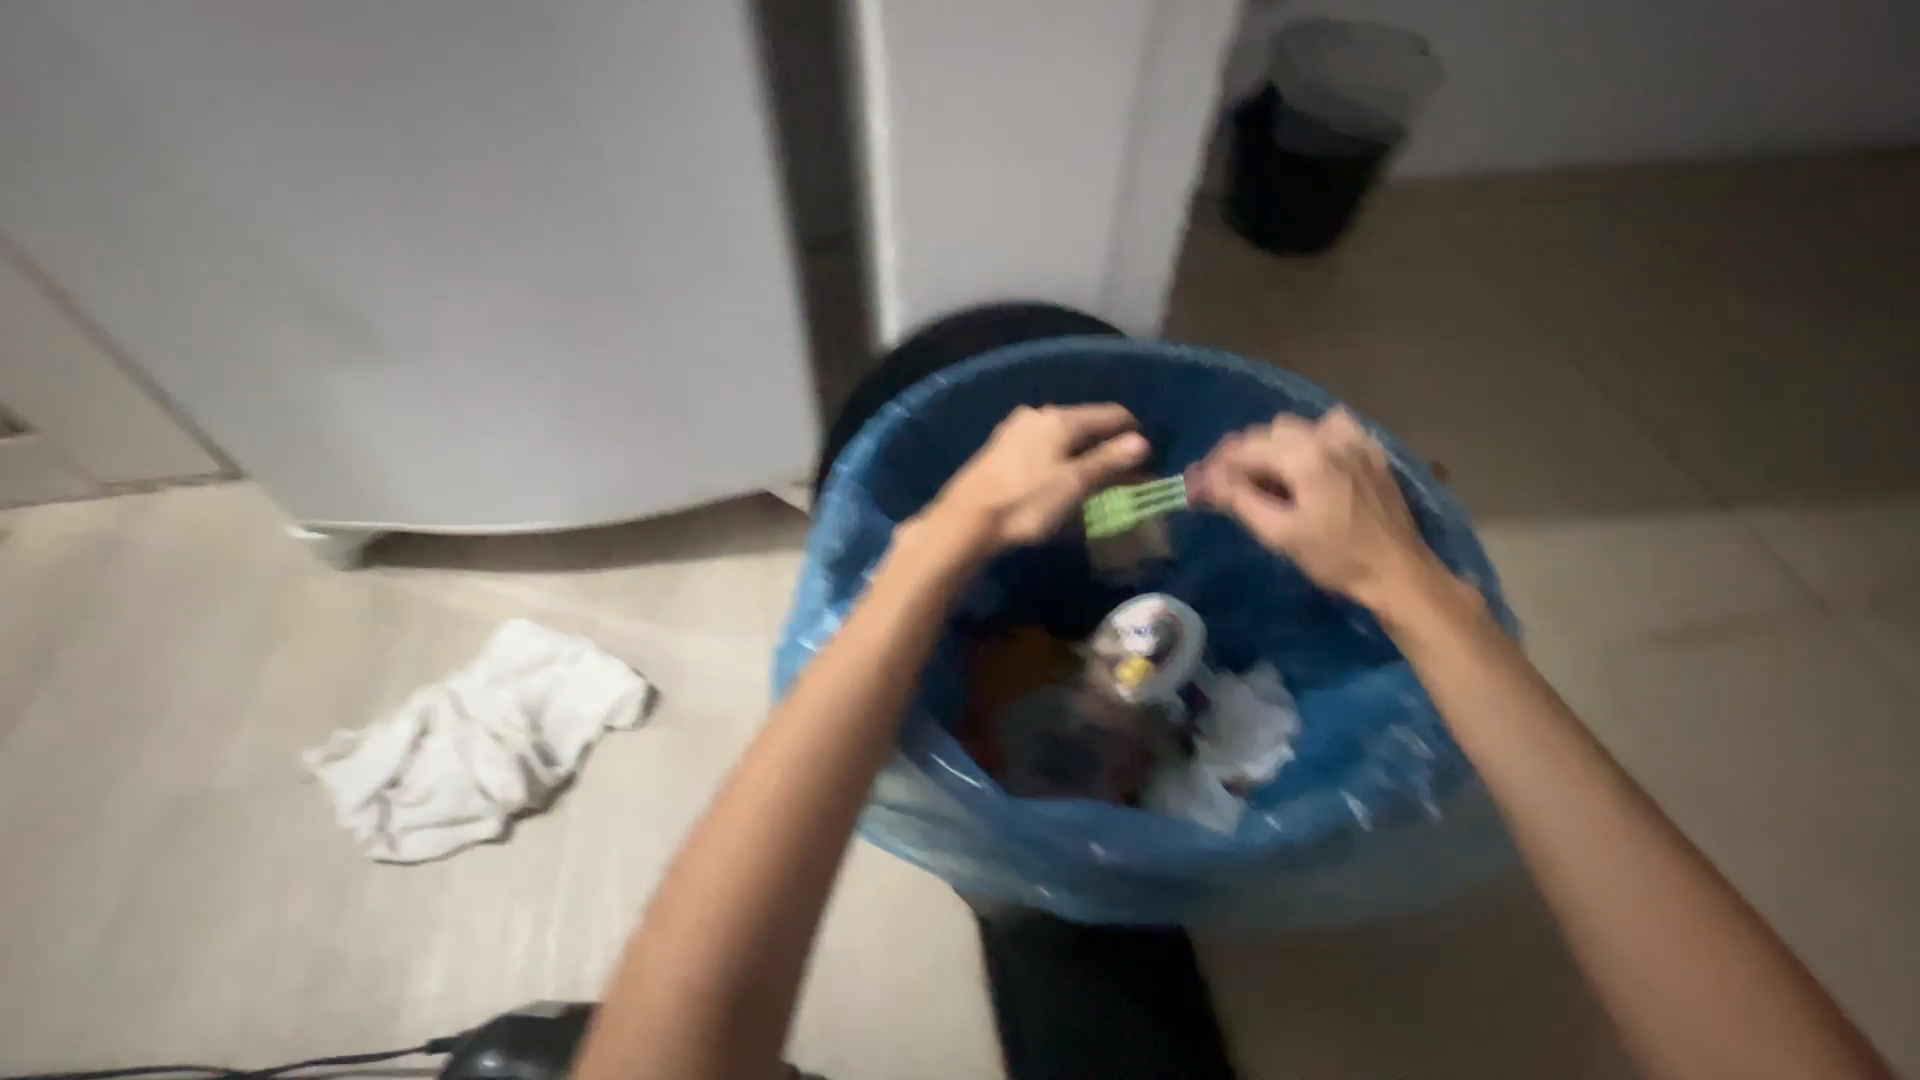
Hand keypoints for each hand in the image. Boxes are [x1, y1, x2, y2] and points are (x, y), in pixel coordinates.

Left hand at [929, 404, 1149, 551]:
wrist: (966, 519)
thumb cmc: (1026, 502)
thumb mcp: (1073, 484)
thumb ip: (1107, 461)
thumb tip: (1141, 441)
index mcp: (1059, 419)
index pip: (1109, 414)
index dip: (1131, 431)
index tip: (1147, 453)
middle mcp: (1036, 414)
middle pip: (1082, 423)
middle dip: (1104, 443)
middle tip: (1122, 469)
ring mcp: (1013, 429)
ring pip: (1059, 434)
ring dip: (1079, 451)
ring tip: (1091, 475)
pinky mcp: (998, 448)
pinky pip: (1040, 445)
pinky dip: (1056, 457)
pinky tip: (1056, 475)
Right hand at [1194, 407, 1440, 608]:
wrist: (1399, 573)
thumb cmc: (1336, 559)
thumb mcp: (1279, 534)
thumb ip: (1239, 499)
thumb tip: (1202, 480)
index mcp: (1306, 455)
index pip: (1245, 447)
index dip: (1215, 466)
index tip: (1194, 486)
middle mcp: (1329, 437)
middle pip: (1267, 433)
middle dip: (1240, 456)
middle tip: (1222, 487)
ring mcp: (1355, 441)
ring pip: (1296, 429)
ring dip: (1272, 448)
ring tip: (1262, 479)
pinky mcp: (1370, 452)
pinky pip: (1330, 430)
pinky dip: (1308, 442)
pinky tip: (1305, 466)